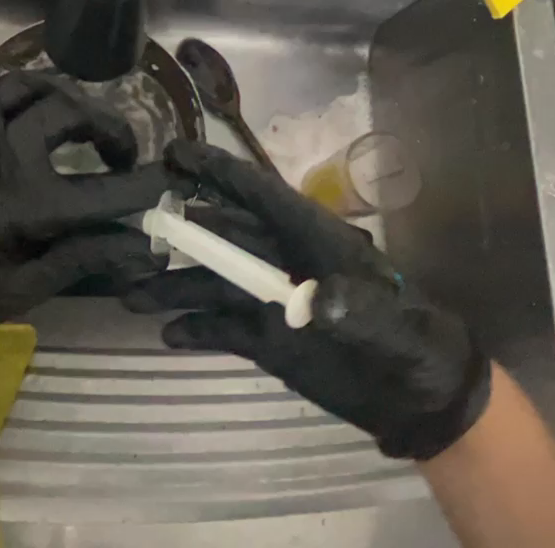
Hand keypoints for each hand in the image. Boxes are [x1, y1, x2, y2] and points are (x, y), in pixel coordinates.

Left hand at [0, 71, 171, 385]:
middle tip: (124, 155)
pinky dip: (21, 94)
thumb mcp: (28, 289)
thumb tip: (145, 247)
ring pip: (20, 89)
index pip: (97, 190)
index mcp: (15, 204)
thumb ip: (87, 257)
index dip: (141, 186)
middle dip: (106, 128)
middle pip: (62, 113)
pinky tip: (41, 116)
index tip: (171, 179)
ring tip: (84, 121)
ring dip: (60, 96)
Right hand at [123, 141, 488, 459]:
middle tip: (135, 224)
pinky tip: (168, 335)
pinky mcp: (269, 340)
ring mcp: (274, 302)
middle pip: (226, 235)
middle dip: (183, 229)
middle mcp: (285, 261)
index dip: (218, 171)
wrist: (422, 400)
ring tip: (131, 293)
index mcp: (314, 239)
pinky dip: (195, 329)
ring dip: (176, 286)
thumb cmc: (414, 346)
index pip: (260, 195)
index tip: (174, 154)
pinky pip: (223, 327)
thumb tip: (314, 301)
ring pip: (216, 283)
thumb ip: (356, 311)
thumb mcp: (393, 329)